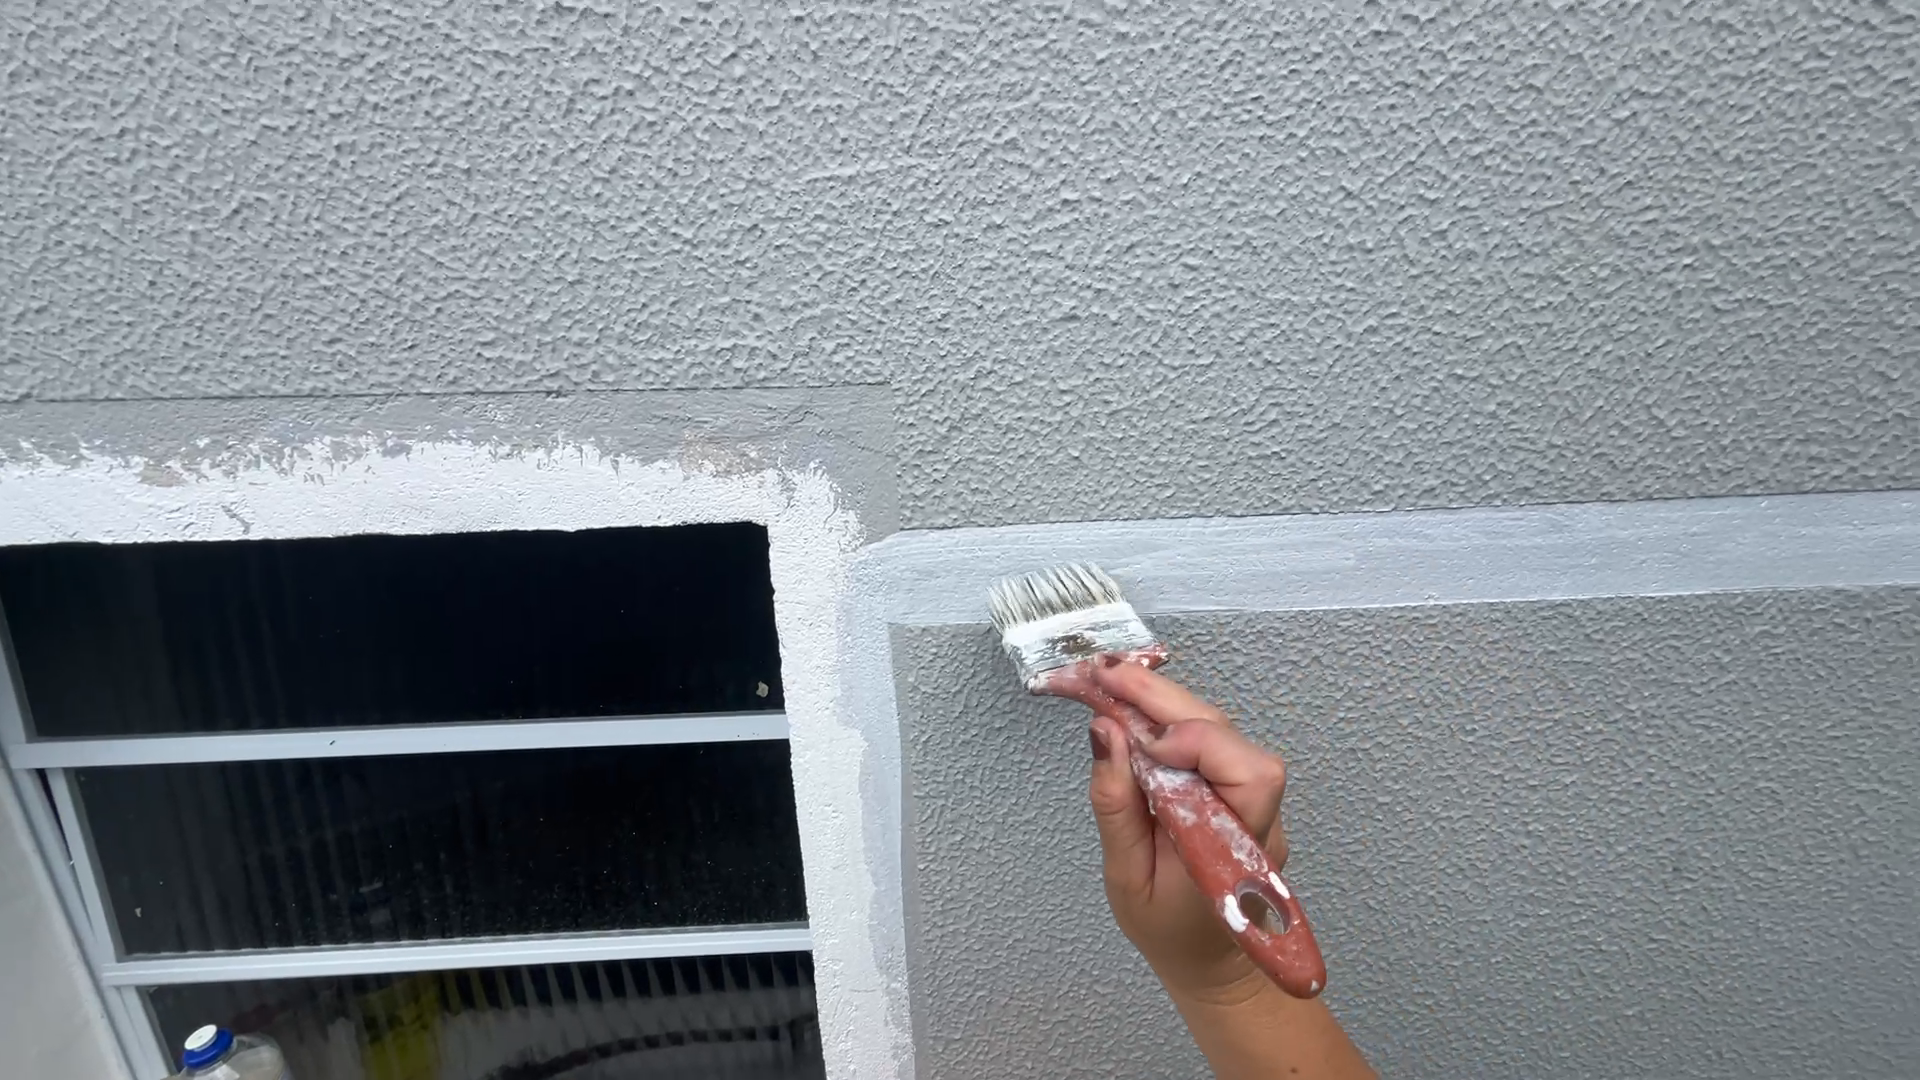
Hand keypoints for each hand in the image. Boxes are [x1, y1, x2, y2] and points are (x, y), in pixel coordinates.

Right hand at [1085, 661, 1290, 1005]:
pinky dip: (1164, 711)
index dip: (1198, 743)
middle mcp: (1255, 811)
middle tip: (1102, 672)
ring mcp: (1248, 793)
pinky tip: (1130, 703)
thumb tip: (1104, 731)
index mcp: (1236, 848)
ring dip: (1159, 698)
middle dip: (1159, 696)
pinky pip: (1204, 731)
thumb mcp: (1127, 878)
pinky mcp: (1229, 780)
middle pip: (1222, 729)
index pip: (1250, 774)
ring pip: (1213, 722)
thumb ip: (1116, 806)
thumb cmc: (1169, 928)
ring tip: (1108, 681)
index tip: (1141, 743)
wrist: (1209, 957)